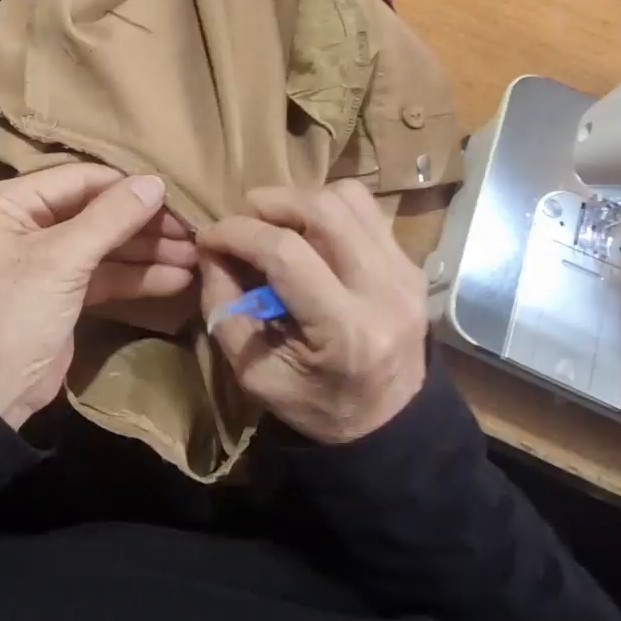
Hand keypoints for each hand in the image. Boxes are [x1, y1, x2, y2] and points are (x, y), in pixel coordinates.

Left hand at [0, 165, 194, 428]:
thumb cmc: (16, 313)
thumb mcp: (62, 261)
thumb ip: (110, 218)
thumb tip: (155, 182)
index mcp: (9, 202)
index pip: (80, 179)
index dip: (128, 187)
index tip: (176, 195)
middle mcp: (26, 222)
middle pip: (96, 210)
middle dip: (144, 223)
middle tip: (193, 230)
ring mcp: (46, 257)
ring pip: (105, 244)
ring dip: (148, 250)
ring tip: (196, 256)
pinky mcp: (63, 290)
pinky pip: (105, 273)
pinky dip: (138, 276)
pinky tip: (177, 279)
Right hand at [198, 181, 427, 444]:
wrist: (390, 422)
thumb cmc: (316, 405)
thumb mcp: (255, 374)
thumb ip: (226, 310)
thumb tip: (211, 250)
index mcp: (346, 331)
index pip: (286, 253)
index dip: (238, 234)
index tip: (208, 238)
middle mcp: (385, 292)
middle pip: (323, 210)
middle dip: (269, 204)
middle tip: (242, 222)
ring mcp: (406, 273)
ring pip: (348, 198)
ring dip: (301, 202)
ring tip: (276, 226)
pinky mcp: (412, 263)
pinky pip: (366, 210)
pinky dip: (329, 210)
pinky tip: (310, 235)